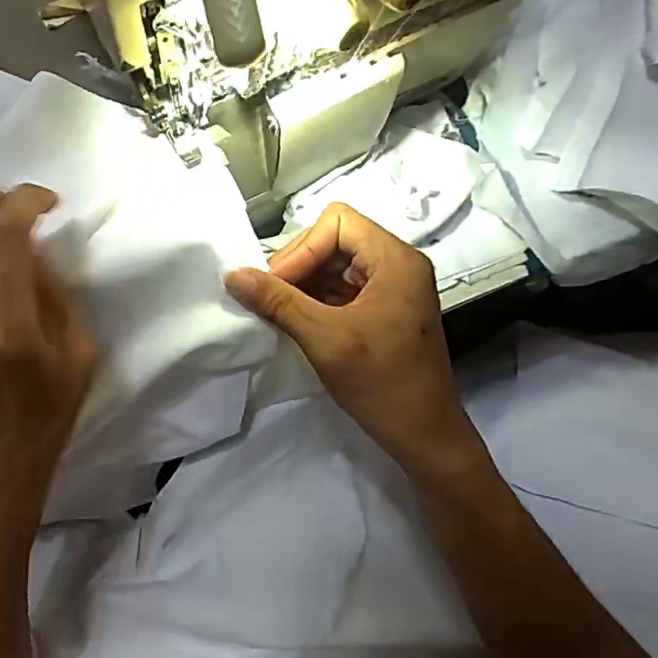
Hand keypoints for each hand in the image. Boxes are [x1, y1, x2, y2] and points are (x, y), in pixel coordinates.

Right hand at [225, 203, 477, 471]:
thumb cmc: (381, 383)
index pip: (337, 222)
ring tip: (279, 313)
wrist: (425, 436)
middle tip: (272, 300)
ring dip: (304, 285)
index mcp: (395, 260)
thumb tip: (233, 274)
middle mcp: (398, 265)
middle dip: (299, 266)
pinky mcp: (385, 312)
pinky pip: (344, 290)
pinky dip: (316, 301)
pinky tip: (297, 322)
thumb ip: (278, 302)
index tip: (278, 286)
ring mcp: (393, 289)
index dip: (302, 248)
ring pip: (336, 266)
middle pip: (336, 240)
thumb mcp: (324, 339)